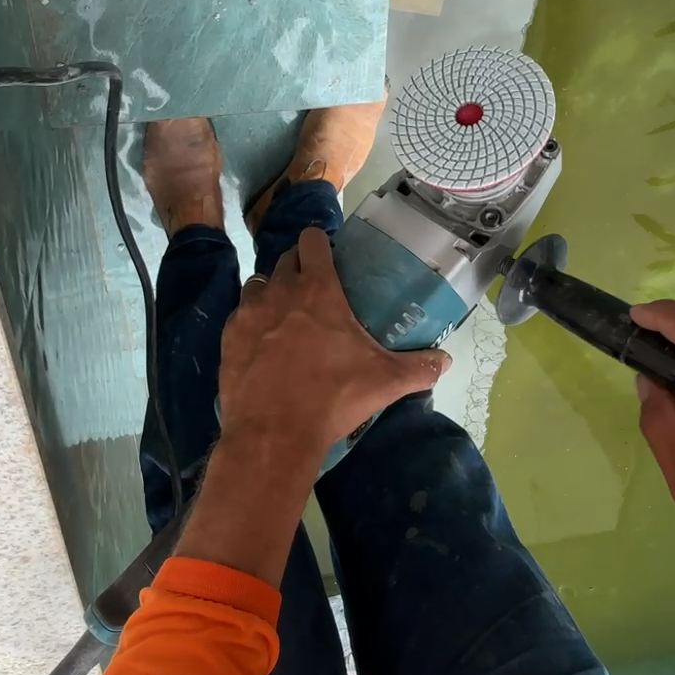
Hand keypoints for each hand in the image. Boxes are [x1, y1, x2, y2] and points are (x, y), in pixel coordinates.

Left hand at [218, 226, 450, 463]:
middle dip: (298, 266)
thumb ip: (418, 367)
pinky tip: (262, 344)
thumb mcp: (384, 381)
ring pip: (258, 285)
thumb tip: (446, 361)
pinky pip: (240, 315)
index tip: (328, 256)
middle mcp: (280, 291)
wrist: (274, 433)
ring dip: (272, 291)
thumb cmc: (333, 397)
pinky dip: (251, 322)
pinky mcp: (228, 337)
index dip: (320, 243)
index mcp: (318, 289)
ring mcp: (249, 313)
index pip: (313, 241)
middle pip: (286, 260)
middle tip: (313, 290)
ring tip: (286, 316)